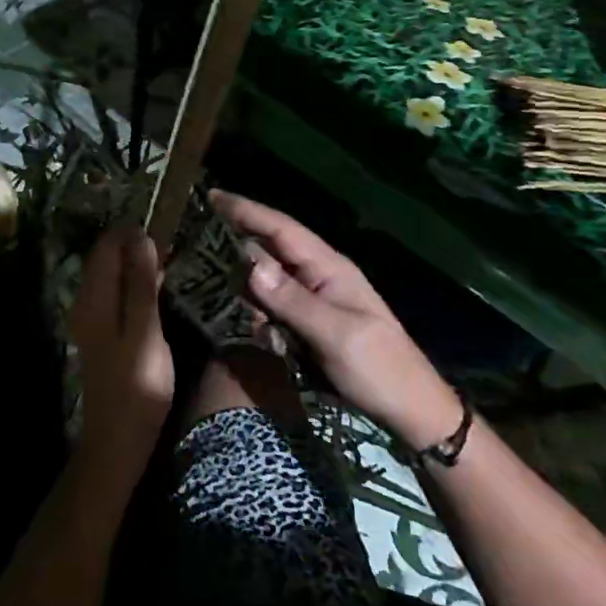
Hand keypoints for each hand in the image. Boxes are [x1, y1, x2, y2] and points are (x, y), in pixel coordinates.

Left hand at [71, 226, 174, 468]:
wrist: (118, 439)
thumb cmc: (137, 385)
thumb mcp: (145, 331)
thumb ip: (141, 284)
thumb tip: (142, 238)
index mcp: (93, 298)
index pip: (106, 246)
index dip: (134, 231)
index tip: (168, 227)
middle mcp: (86, 302)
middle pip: (107, 259)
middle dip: (137, 244)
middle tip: (175, 242)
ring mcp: (92, 319)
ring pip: (112, 276)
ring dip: (138, 264)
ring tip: (173, 259)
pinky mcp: (104, 333)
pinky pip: (117, 295)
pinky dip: (136, 285)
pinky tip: (159, 289)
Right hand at [211, 191, 460, 451]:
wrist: (412, 409)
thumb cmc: (380, 369)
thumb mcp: (337, 335)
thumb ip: (293, 300)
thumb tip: (249, 262)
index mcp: (330, 268)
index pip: (282, 229)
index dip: (247, 211)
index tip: (212, 195)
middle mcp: (321, 276)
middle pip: (273, 247)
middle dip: (237, 234)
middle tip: (194, 229)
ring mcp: (317, 300)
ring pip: (271, 275)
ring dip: (240, 268)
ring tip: (201, 263)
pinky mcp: (312, 324)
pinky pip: (275, 303)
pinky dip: (252, 300)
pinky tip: (230, 303)